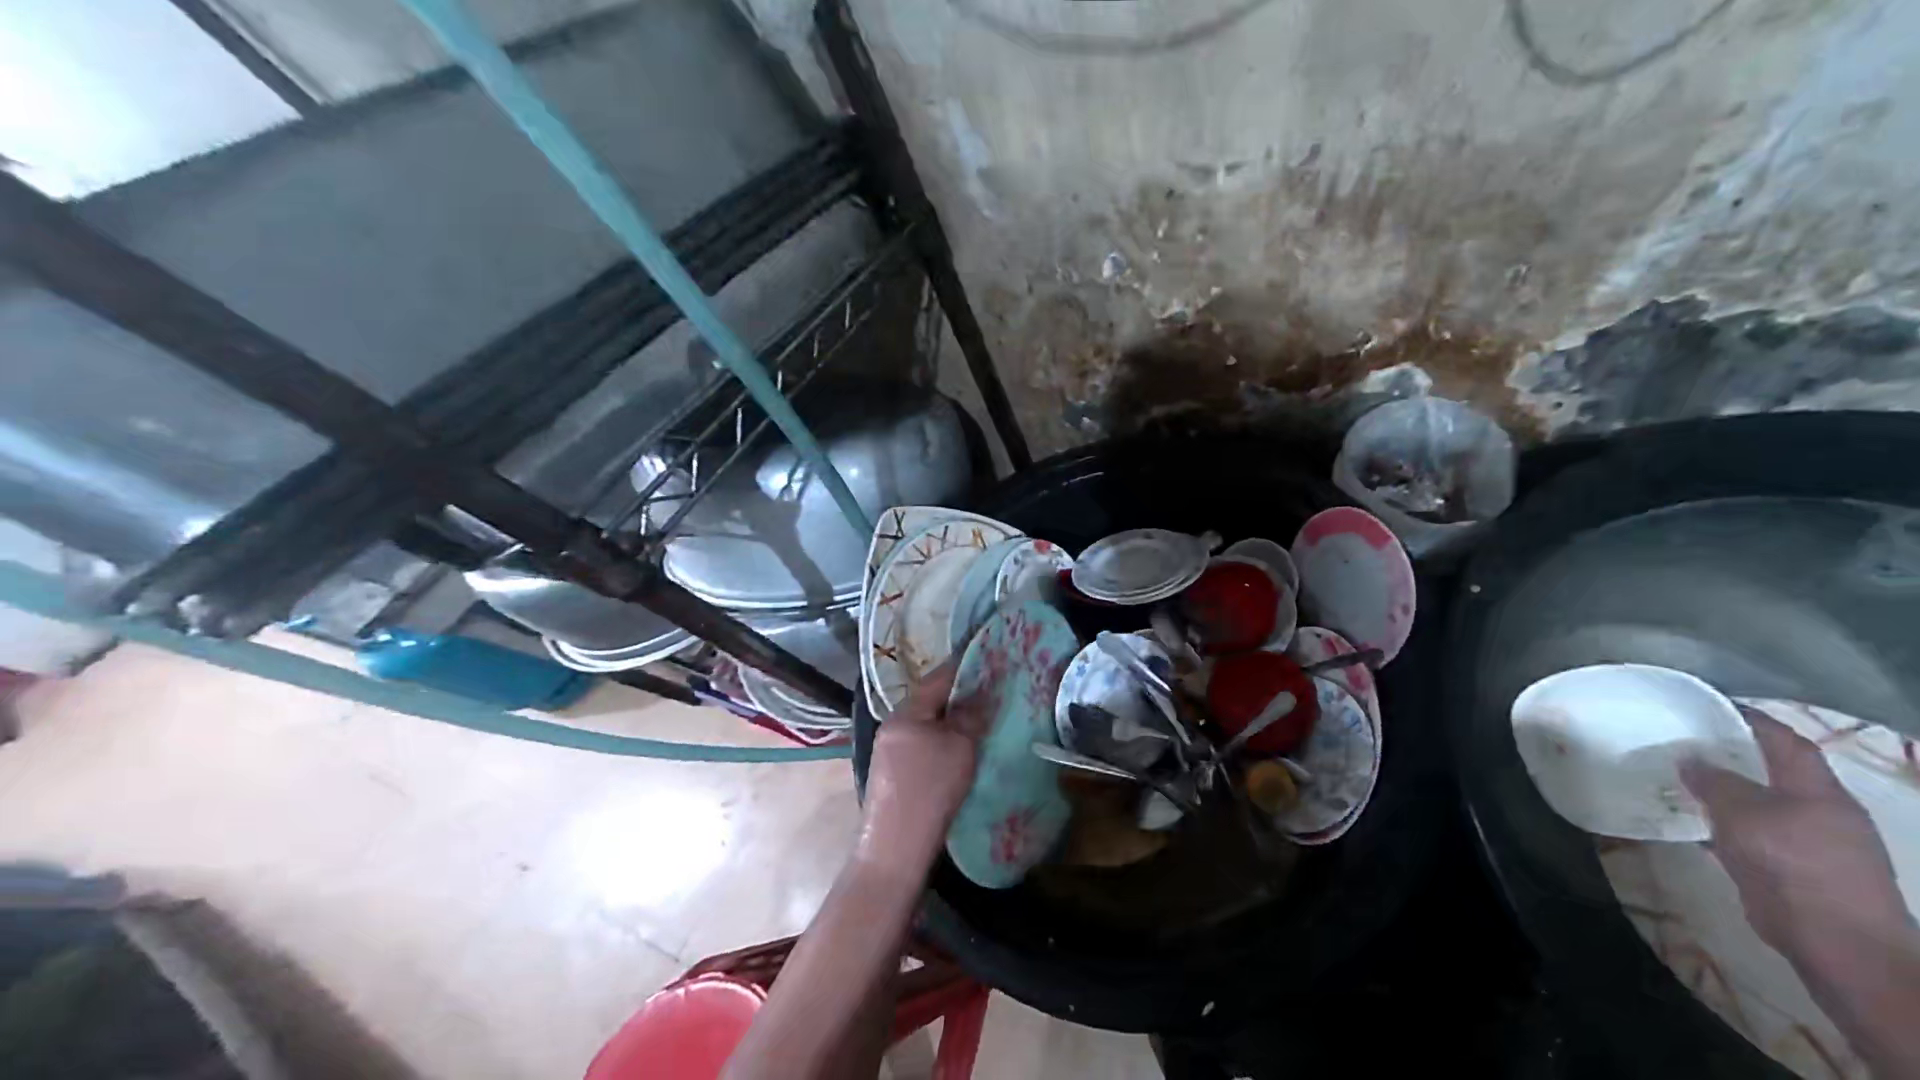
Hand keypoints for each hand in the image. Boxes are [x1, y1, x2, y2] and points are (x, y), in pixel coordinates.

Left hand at [860, 661, 988, 873]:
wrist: (896, 845)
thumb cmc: (930, 789)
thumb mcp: (960, 747)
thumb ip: (970, 717)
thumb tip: (980, 695)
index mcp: (906, 712)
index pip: (938, 678)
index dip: (965, 667)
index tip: (989, 659)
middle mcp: (892, 724)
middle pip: (930, 701)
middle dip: (959, 696)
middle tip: (990, 694)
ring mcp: (888, 749)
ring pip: (925, 724)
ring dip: (950, 721)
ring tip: (979, 721)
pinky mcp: (891, 773)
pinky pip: (920, 744)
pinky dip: (940, 741)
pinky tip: (958, 751)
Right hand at [1681, 709, 1911, 957]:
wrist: (1837, 941)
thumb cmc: (1792, 864)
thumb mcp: (1743, 813)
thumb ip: (1715, 782)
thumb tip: (1690, 759)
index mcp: (1819, 791)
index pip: (1785, 742)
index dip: (1752, 719)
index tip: (1709, 705)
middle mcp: (1824, 811)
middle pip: (1776, 771)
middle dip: (1735, 755)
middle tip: (1685, 741)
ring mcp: (1815, 842)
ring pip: (1764, 802)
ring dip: (1729, 790)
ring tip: (1683, 780)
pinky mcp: (1798, 868)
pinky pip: (1757, 832)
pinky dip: (1728, 822)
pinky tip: (1698, 822)